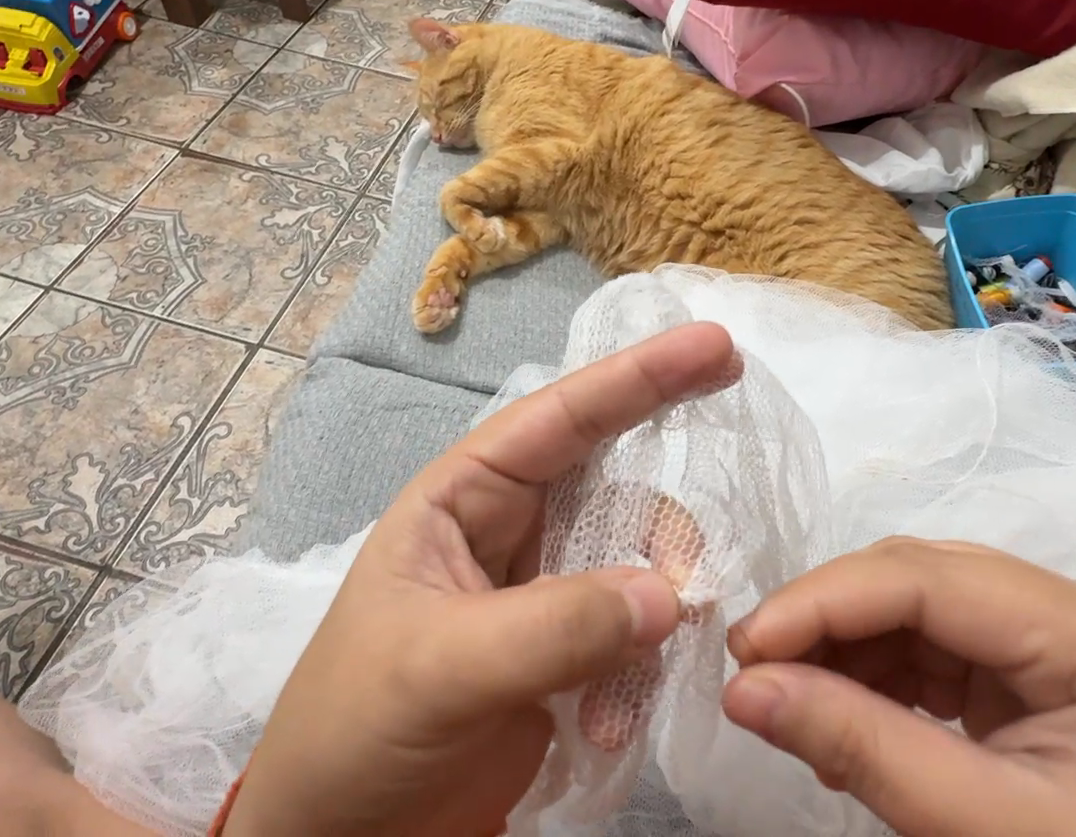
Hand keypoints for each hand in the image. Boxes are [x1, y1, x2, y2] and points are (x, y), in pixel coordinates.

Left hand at [226, 322, 738, 836]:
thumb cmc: (358, 727)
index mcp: (463, 497)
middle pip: (616, 488)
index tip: (717, 347)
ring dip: (653, 618)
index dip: (638, 377)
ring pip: (636, 564)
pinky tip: (607, 725)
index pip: (559, 418)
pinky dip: (642, 671)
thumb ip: (553, 627)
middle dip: (662, 525)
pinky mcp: (568, 654)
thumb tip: (670, 595)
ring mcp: (545, 592)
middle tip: (701, 571)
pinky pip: (635, 633)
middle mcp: (511, 529)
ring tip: (627, 687)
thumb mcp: (441, 667)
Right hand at [722, 539, 1075, 836]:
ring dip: (849, 654)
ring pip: (922, 615)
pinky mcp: (1044, 689)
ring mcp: (1062, 650)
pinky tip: (847, 720)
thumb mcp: (999, 833)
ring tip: (796, 705)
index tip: (744, 648)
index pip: (929, 577)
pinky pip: (941, 660)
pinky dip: (882, 685)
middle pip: (923, 582)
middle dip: (831, 621)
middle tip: (756, 675)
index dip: (823, 600)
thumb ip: (867, 752)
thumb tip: (743, 690)